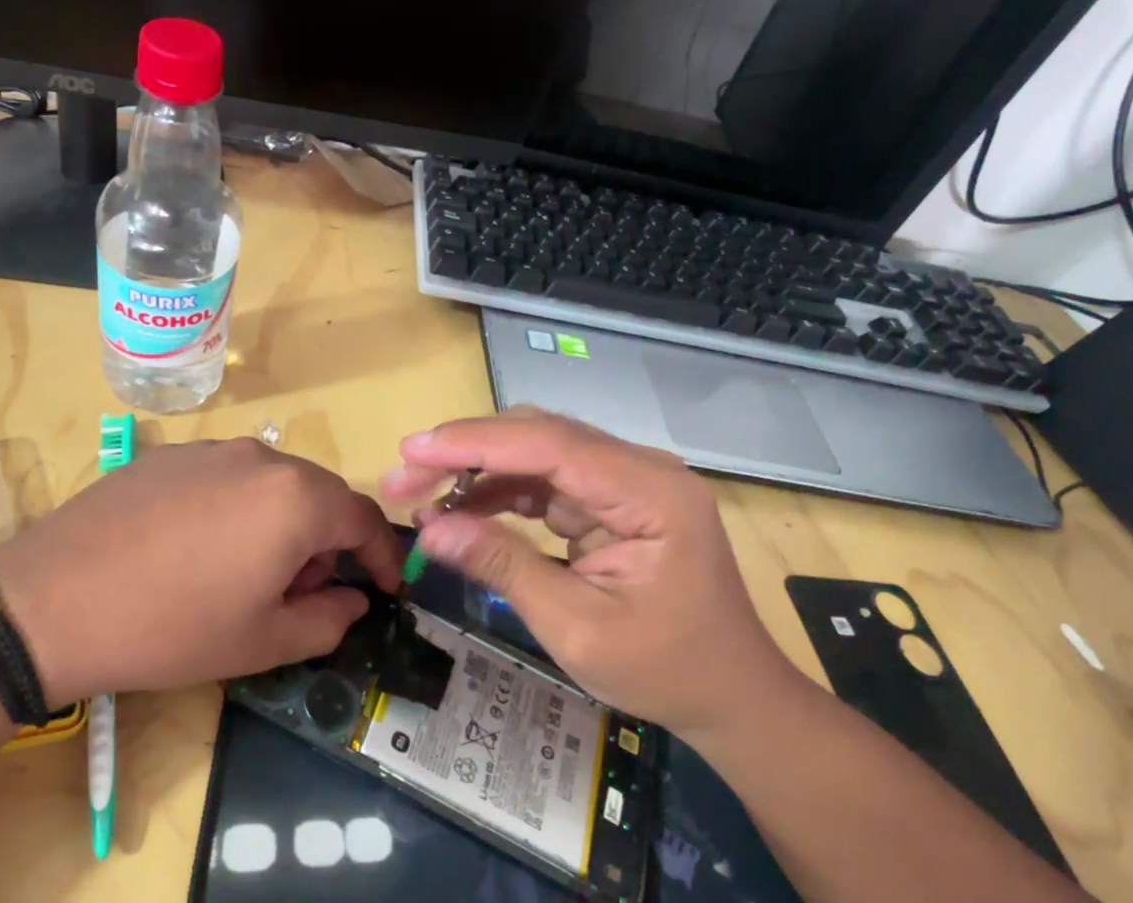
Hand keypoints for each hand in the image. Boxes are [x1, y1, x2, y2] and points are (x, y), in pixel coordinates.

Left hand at [0, 438, 398, 703]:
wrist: (53, 601)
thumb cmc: (172, 627)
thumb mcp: (263, 641)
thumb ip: (327, 620)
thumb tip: (350, 599)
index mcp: (295, 498)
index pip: (363, 517)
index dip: (383, 555)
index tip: (385, 587)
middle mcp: (258, 457)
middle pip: (317, 494)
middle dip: (327, 543)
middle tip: (305, 593)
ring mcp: (206, 449)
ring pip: (269, 484)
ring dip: (280, 525)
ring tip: (248, 574)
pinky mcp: (164, 456)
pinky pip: (223, 478)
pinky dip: (236, 510)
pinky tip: (198, 550)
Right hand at [380, 408, 795, 734]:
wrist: (730, 695)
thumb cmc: (662, 669)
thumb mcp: (575, 625)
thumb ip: (502, 565)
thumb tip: (429, 529)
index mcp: (650, 493)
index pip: (550, 444)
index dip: (474, 442)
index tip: (412, 450)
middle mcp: (641, 471)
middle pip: (539, 437)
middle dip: (465, 452)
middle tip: (401, 478)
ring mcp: (628, 482)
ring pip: (536, 452)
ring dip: (476, 469)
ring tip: (417, 495)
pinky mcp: (613, 500)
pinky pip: (546, 481)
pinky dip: (499, 492)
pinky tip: (459, 510)